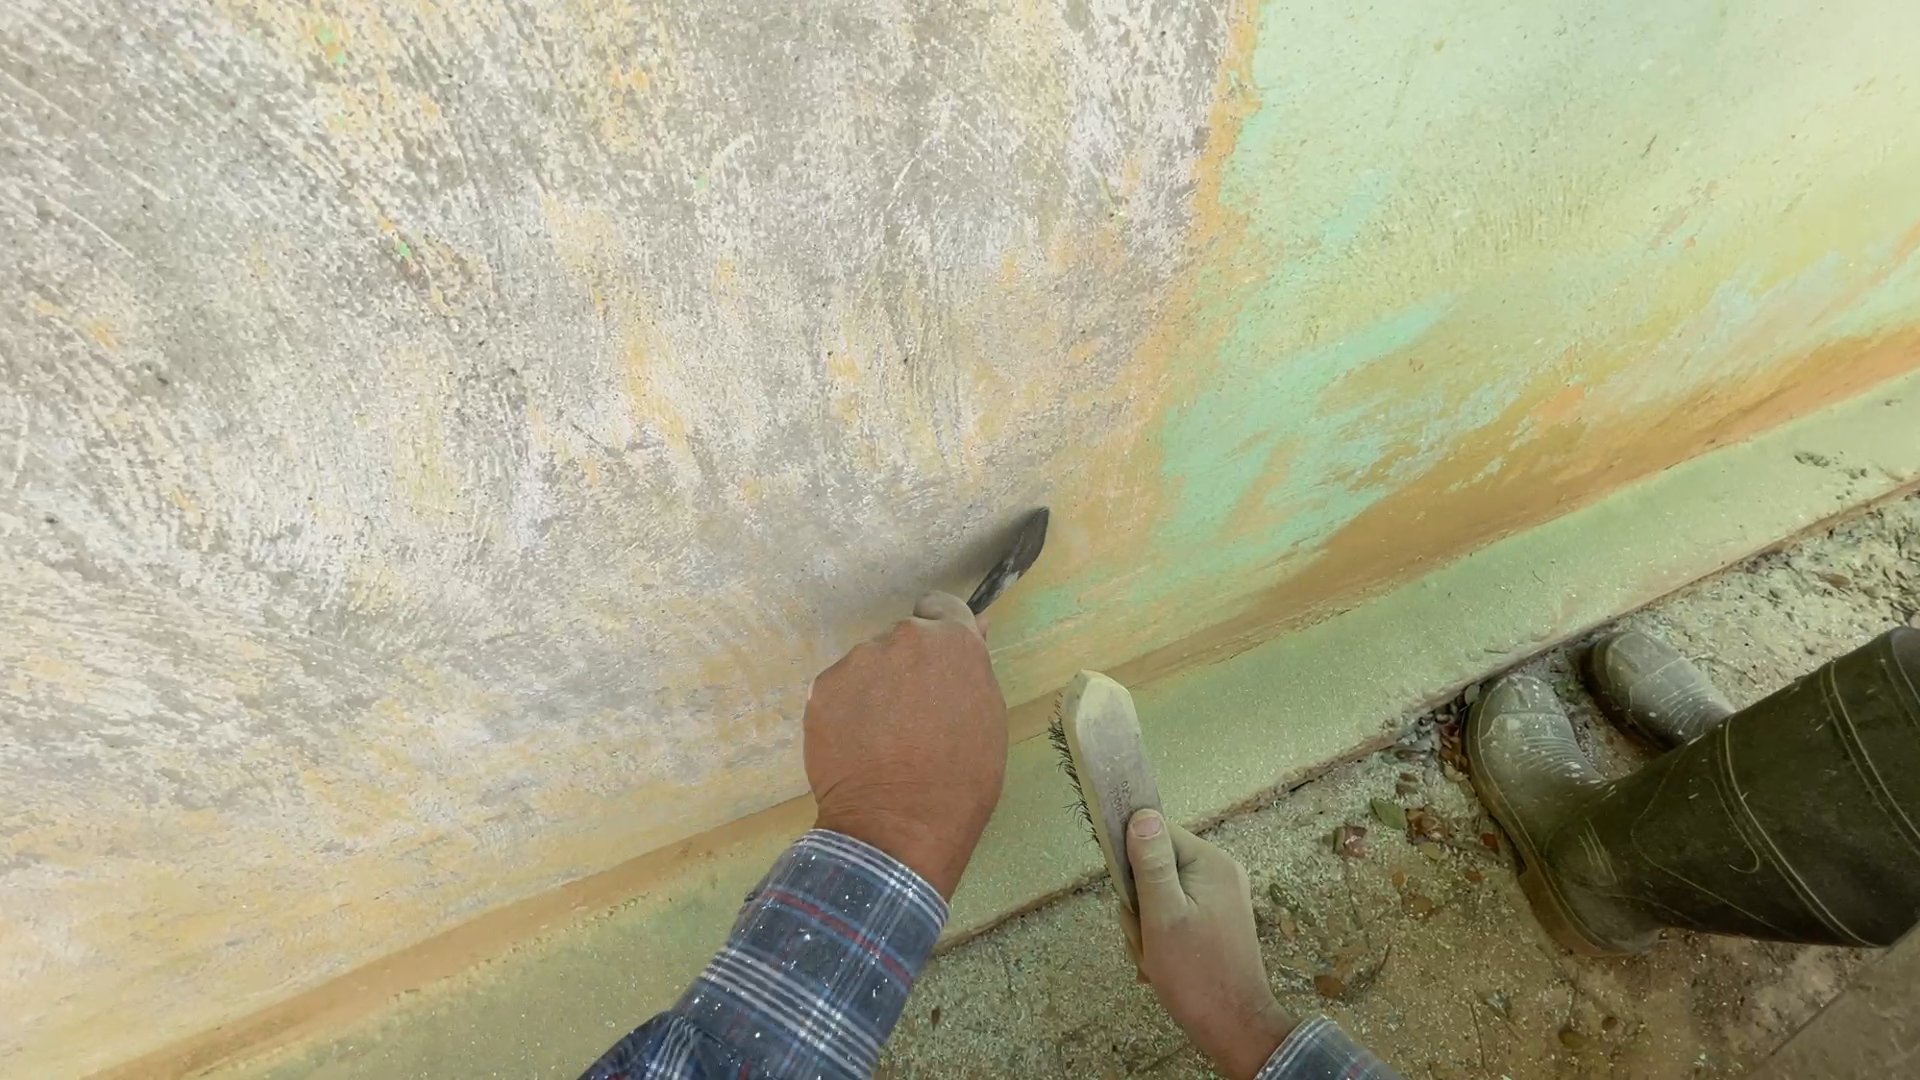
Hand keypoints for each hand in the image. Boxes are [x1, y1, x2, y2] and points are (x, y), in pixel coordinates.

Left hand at [805, 591, 1007, 898]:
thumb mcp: (987, 715)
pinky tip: (857, 745)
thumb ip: (974, 665)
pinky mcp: (823, 688)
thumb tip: (975, 627)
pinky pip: (841, 689)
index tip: (937, 663)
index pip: (941, 607)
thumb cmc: (962, 776)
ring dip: (876, 687)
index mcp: (952, 640)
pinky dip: (848, 709)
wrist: (900, 823)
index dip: (940, 632)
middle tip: (913, 715)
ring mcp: (858, 661)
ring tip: (882, 737)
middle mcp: (903, 637)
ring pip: (869, 664)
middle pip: (904, 639)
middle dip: (908, 665)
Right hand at [1121, 810, 1295, 1079]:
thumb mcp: (1163, 915)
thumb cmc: (1196, 973)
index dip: (1133, 860)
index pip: (1156, 834)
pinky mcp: (1216, 919)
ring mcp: (1220, 896)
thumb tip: (1141, 812)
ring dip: (1147, 923)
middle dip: (1140, 901)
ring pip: (1161, 891)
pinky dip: (1161, 934)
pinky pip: (1174, 910)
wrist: (1237, 1033)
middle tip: (1146, 935)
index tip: (1128, 894)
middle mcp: (1220, 871)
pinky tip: (1162, 961)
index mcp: (1211, 862)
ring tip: (1154, 954)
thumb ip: (1150, 863)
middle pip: (1156, 865)